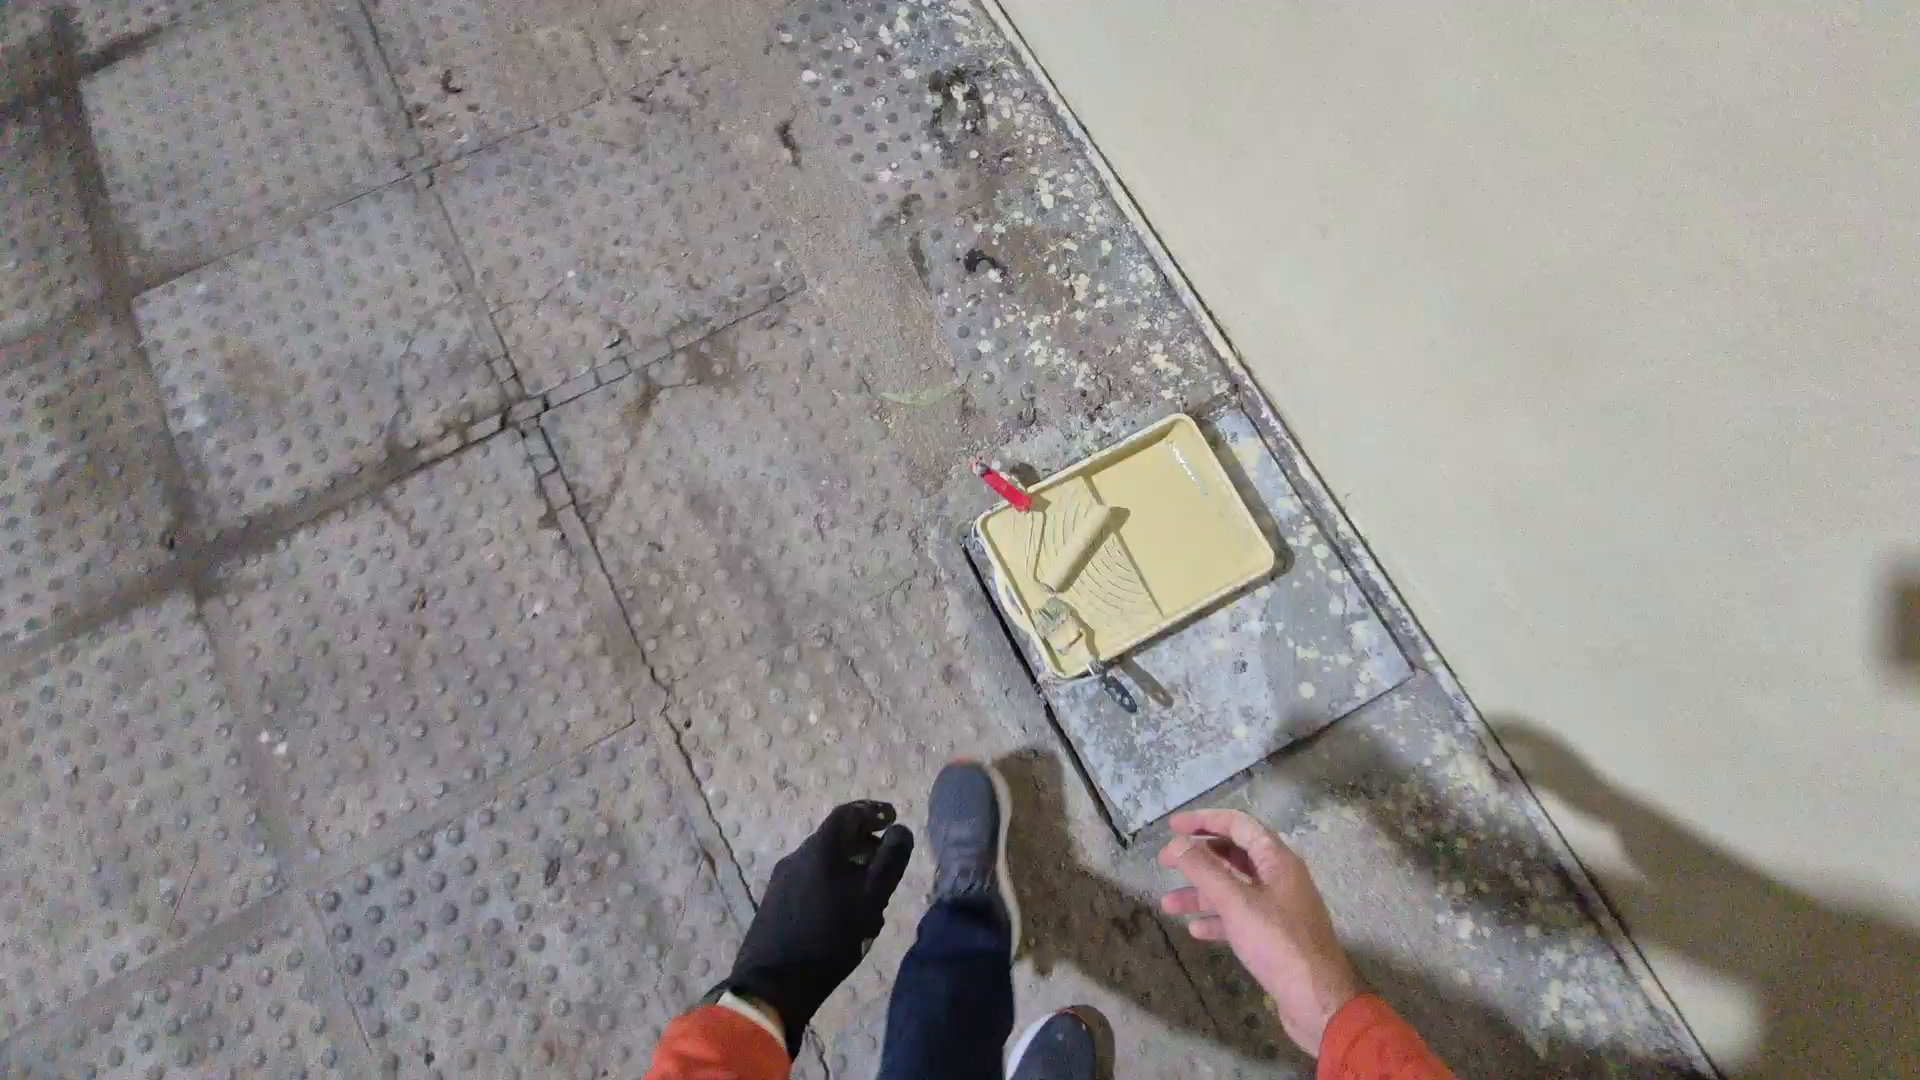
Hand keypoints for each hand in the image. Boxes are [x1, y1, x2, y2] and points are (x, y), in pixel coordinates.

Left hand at [721, 801, 913, 1055]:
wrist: (773, 985)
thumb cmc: (829, 937)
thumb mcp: (871, 899)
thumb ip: (890, 861)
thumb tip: (901, 830)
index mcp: (820, 848)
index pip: (848, 813)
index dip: (872, 811)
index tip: (892, 817)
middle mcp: (798, 856)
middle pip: (836, 837)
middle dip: (864, 842)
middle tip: (886, 856)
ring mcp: (783, 880)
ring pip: (825, 861)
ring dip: (850, 866)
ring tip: (871, 891)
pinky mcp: (776, 903)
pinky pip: (812, 880)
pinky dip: (834, 883)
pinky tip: (846, 911)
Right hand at [1158, 808, 1362, 1056]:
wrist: (1320, 1004)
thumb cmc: (1278, 943)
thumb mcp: (1236, 902)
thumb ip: (1204, 869)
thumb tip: (1177, 844)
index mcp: (1276, 860)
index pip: (1237, 824)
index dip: (1204, 820)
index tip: (1173, 827)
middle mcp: (1278, 877)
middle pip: (1232, 855)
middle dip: (1197, 858)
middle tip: (1165, 862)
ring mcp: (1277, 907)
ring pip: (1232, 888)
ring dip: (1200, 892)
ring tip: (1168, 904)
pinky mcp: (1274, 936)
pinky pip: (1239, 916)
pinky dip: (1216, 918)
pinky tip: (1195, 929)